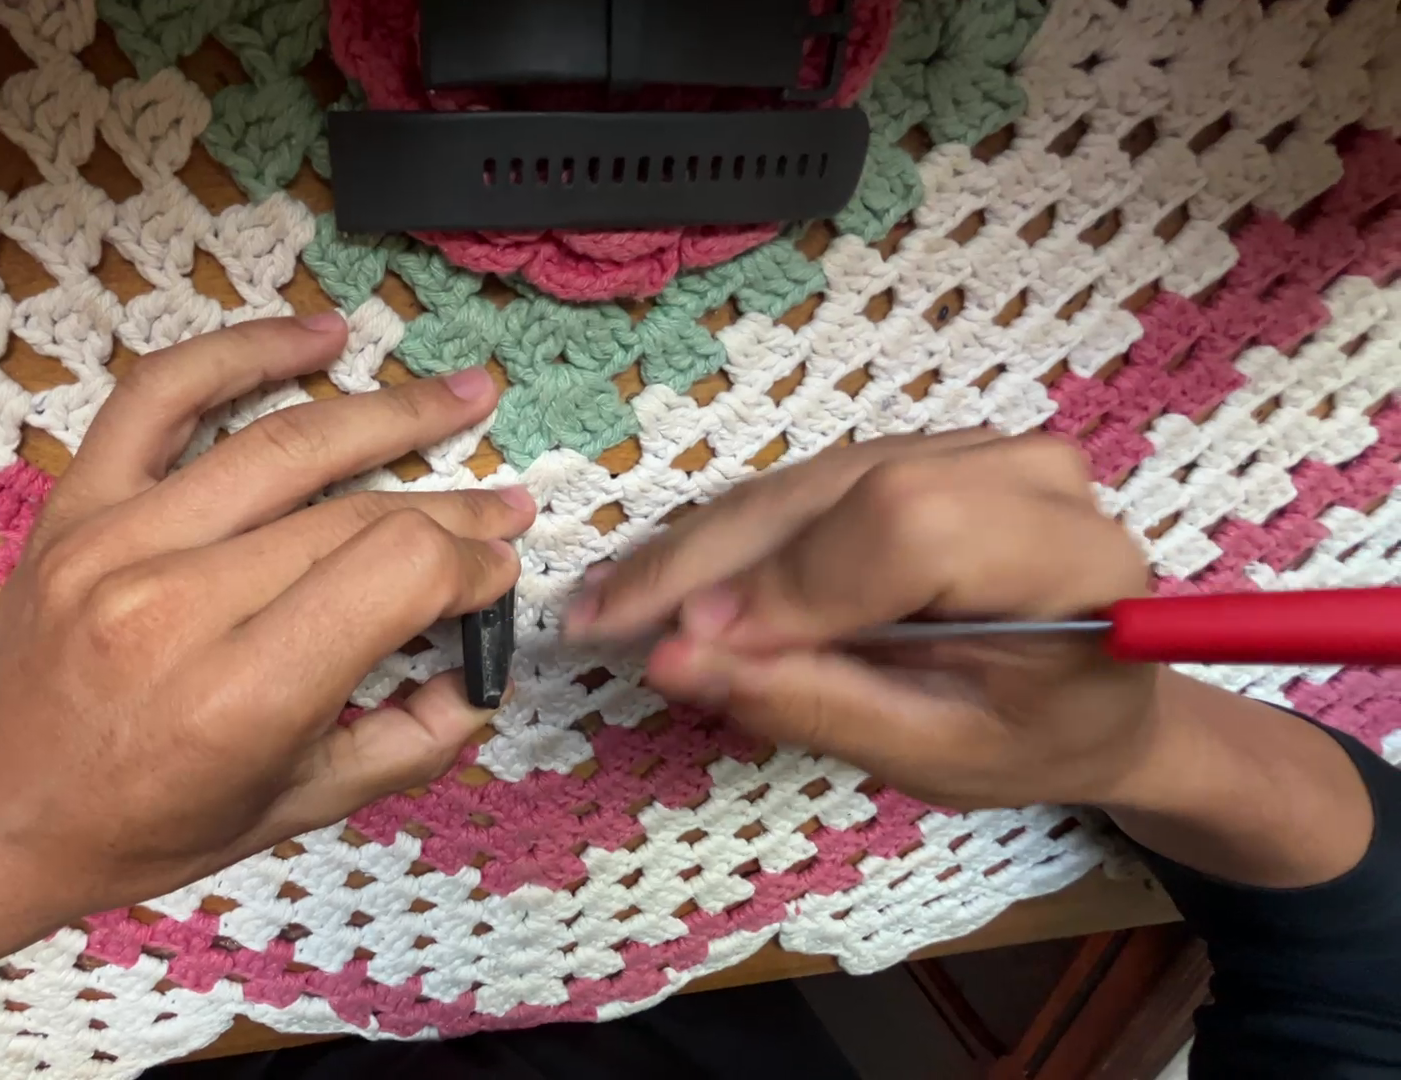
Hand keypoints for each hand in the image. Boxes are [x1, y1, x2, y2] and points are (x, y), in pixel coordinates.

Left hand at [0, 315, 537, 1079]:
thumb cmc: (150, 829)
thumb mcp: (300, 809)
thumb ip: (413, 742)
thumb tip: (482, 666)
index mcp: (238, 697)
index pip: (395, 573)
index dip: (469, 563)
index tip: (498, 570)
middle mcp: (175, 603)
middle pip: (356, 512)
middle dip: (453, 507)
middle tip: (506, 502)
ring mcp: (114, 538)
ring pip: (286, 443)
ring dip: (393, 411)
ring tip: (466, 392)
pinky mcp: (77, 503)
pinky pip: (163, 394)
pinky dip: (248, 349)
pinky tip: (321, 335)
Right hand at [564, 431, 1162, 809]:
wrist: (1072, 694)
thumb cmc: (1024, 738)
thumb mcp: (929, 753)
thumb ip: (808, 703)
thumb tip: (672, 663)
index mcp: (1067, 556)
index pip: (907, 528)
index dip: (788, 585)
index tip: (691, 646)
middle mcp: (1008, 472)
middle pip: (821, 496)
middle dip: (698, 566)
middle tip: (599, 620)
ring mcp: (942, 451)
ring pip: (781, 490)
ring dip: (684, 554)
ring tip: (607, 603)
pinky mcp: (884, 458)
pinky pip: (776, 493)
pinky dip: (705, 543)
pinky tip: (648, 577)